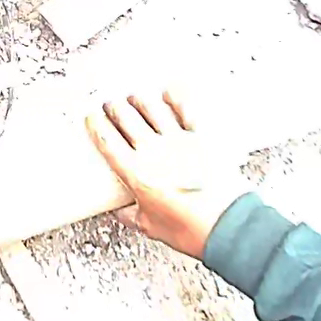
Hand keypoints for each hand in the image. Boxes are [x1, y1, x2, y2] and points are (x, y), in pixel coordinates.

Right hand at [85, 89, 245, 259]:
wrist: (229, 225)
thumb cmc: (192, 229)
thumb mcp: (151, 227)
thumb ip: (131, 215)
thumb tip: (120, 210)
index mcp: (137, 173)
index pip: (107, 141)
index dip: (95, 125)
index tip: (91, 118)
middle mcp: (154, 151)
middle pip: (126, 118)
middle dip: (114, 107)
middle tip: (110, 105)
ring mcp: (178, 140)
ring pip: (151, 108)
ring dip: (138, 100)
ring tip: (133, 98)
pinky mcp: (201, 136)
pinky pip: (185, 108)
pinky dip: (175, 96)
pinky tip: (168, 92)